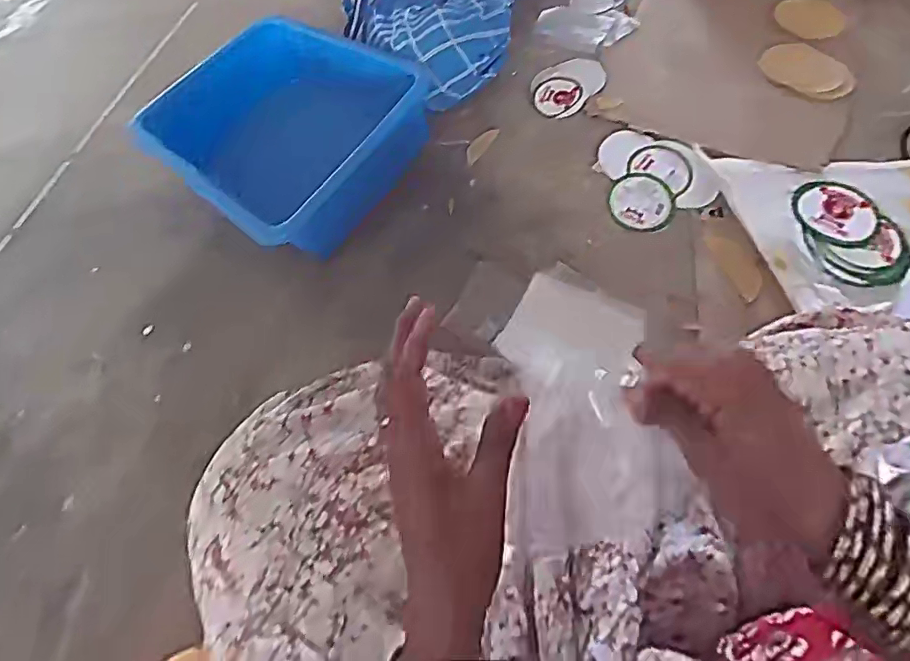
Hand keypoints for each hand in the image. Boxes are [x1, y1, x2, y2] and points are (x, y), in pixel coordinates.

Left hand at [380, 298, 527, 659]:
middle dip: (402, 341)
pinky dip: (408, 386)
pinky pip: (399, 415)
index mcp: (415, 447)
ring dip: (403, 361)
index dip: (414, 343)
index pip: (407, 382)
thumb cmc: (464, 548)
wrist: (440, 601)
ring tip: (418, 334)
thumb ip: (498, 440)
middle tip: (418, 308)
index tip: (428, 311)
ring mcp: (400, 461)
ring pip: (392, 399)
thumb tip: (517, 394)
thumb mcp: (488, 491)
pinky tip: (422, 387)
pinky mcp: (407, 473)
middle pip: (392, 383)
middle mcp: (399, 448)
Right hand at [625, 342, 847, 562]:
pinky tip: (691, 406)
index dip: (644, 382)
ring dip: (680, 379)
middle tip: (641, 408)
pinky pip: (718, 368)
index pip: (668, 363)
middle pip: (684, 354)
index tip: (628, 407)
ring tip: (662, 409)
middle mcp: (738, 360)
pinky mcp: (760, 381)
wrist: (823, 509)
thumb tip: (632, 392)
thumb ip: (670, 416)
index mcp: (723, 376)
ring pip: (700, 359)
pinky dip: (700, 382)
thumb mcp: (707, 459)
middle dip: (660, 377)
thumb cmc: (761, 491)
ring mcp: (753, 368)